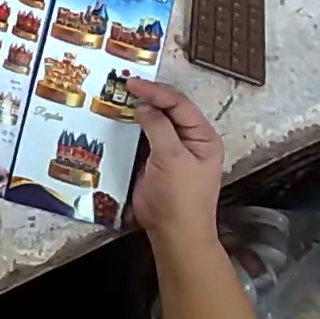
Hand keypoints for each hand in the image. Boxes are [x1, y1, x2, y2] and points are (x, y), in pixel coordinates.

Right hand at [128, 78, 225, 245]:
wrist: (173, 235)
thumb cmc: (180, 197)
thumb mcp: (172, 159)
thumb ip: (158, 127)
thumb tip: (142, 105)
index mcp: (203, 136)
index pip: (179, 104)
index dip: (156, 91)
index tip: (132, 82)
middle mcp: (189, 138)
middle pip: (168, 109)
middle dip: (147, 96)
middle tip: (122, 83)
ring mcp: (171, 149)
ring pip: (154, 121)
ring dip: (137, 109)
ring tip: (117, 94)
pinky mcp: (154, 159)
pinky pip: (142, 136)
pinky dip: (130, 125)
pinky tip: (116, 117)